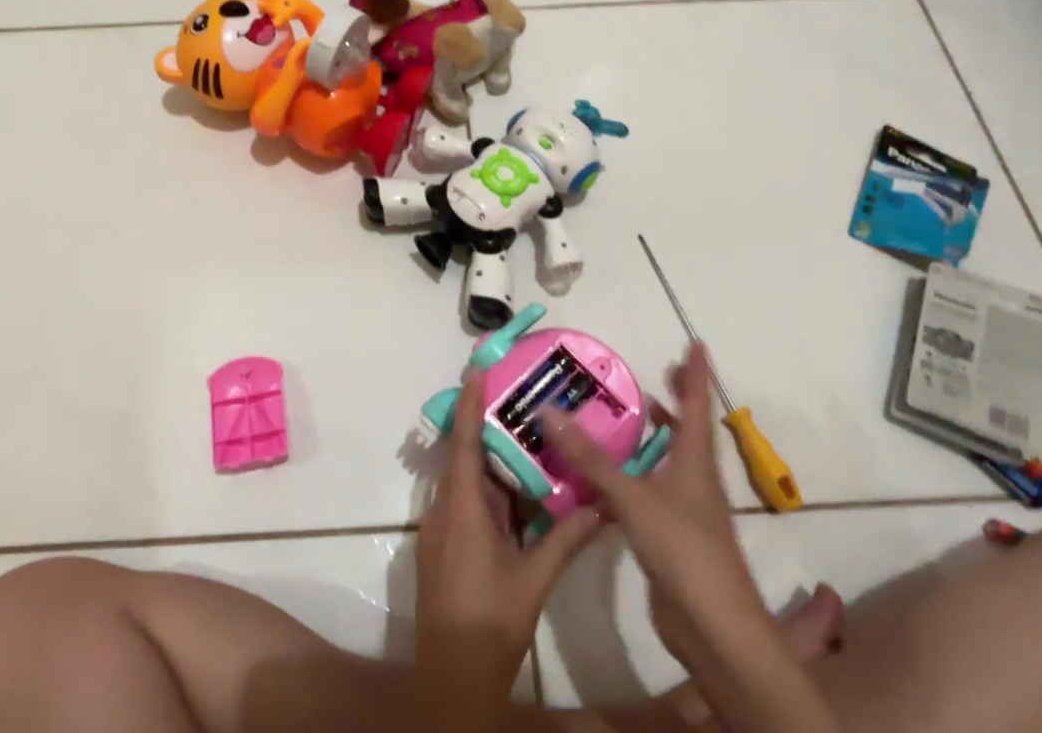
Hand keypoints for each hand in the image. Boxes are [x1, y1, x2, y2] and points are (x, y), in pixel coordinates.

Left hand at [415, 376, 601, 693]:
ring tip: (530, 443)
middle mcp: (444, 511)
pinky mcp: (442, 548)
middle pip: (466, 460)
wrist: (452, 673)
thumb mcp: (535, 578)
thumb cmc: (491, 621)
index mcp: (463, 510)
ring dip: (494, 467)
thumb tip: (602, 504)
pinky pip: (466, 507)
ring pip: (468, 485)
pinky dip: (490, 495)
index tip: (477, 368)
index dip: (470, 403)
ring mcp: (440, 531)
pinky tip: (520, 497)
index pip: (464, 443)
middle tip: (523, 403)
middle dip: (491, 431)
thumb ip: (568, 538)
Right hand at [540, 345, 761, 665]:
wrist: (712, 624)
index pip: (697, 406)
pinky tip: (603, 481)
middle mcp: (695, 481)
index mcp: (695, 463)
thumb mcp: (634, 498)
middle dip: (675, 403)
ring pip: (669, 463)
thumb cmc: (684, 550)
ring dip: (652, 440)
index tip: (695, 343)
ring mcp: (686, 511)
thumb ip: (592, 459)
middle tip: (655, 375)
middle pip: (687, 432)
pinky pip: (649, 493)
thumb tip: (550, 412)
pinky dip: (631, 477)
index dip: (695, 374)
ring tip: (625, 419)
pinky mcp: (670, 536)